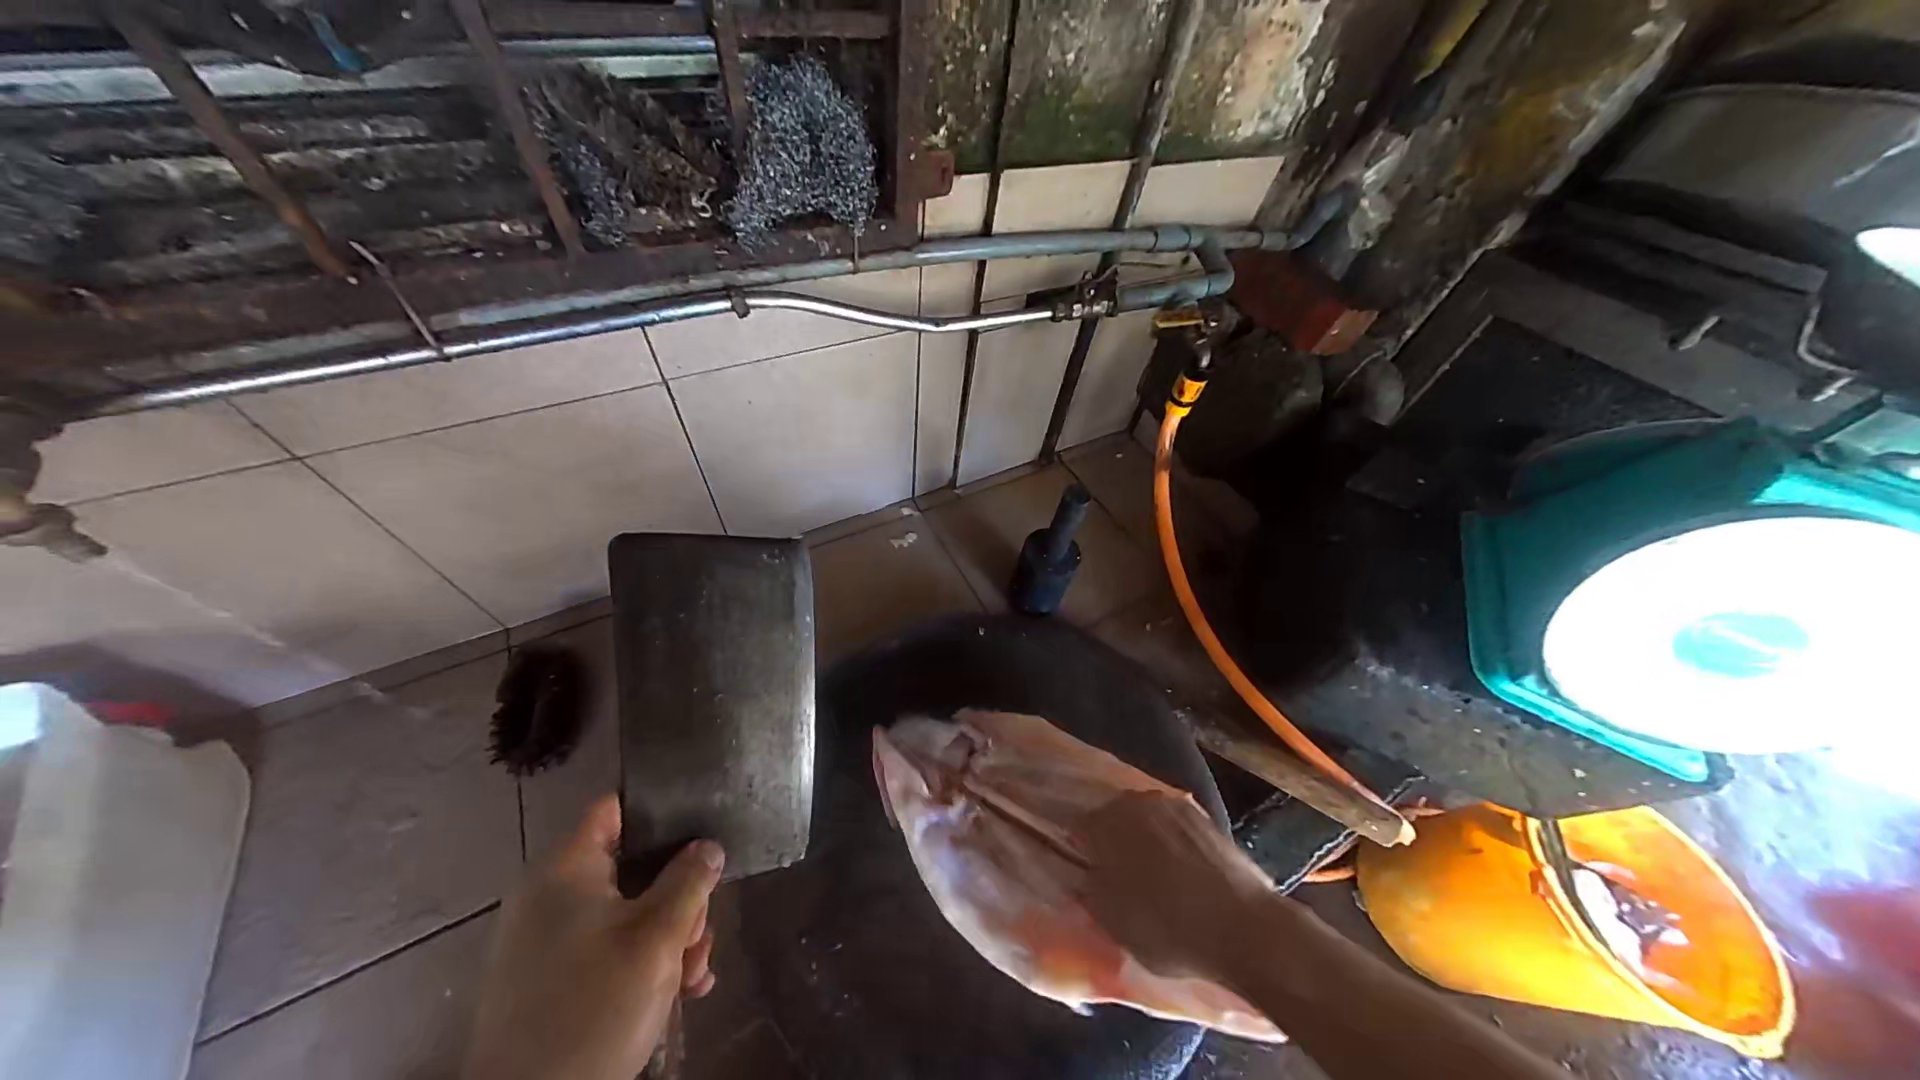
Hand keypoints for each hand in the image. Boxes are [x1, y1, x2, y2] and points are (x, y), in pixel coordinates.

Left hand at [463, 795, 724, 1079]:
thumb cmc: (594, 1006)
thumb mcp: (658, 936)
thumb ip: (690, 880)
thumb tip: (708, 846)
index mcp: (565, 868)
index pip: (616, 808)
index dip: (662, 811)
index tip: (703, 831)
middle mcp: (549, 894)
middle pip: (633, 866)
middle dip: (678, 896)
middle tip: (700, 934)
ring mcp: (545, 939)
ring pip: (627, 911)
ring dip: (670, 936)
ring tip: (694, 974)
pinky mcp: (549, 979)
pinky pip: (607, 946)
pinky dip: (643, 960)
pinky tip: (678, 990)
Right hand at [1078, 789, 1277, 983]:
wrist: (1244, 927)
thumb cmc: (1168, 928)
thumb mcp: (1114, 922)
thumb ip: (1091, 890)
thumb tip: (1087, 875)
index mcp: (1106, 823)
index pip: (1079, 826)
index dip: (1080, 848)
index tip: (1085, 868)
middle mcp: (1136, 802)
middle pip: (1113, 815)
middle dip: (1112, 837)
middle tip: (1117, 871)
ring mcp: (1173, 804)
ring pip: (1145, 817)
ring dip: (1143, 835)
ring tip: (1152, 870)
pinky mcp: (1205, 815)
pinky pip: (1174, 824)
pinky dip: (1171, 839)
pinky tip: (1180, 866)